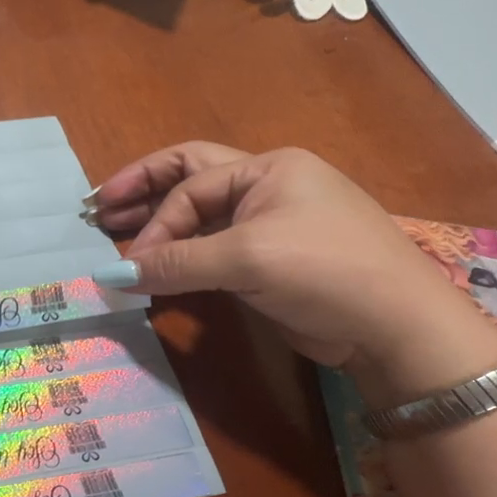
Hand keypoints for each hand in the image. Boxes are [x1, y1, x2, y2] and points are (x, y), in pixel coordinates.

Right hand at [87, 143, 496, 403]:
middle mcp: (269, 188)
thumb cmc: (325, 271)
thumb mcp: (244, 259)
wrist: (399, 328)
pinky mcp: (272, 262)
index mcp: (269, 168)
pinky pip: (214, 249)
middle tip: (97, 212)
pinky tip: (158, 270)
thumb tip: (106, 276)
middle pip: (188, 182)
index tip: (129, 259)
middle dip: (142, 196)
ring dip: (160, 228)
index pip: (189, 185)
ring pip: (200, 218)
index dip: (153, 221)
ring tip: (117, 240)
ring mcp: (272, 225)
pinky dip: (183, 256)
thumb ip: (173, 263)